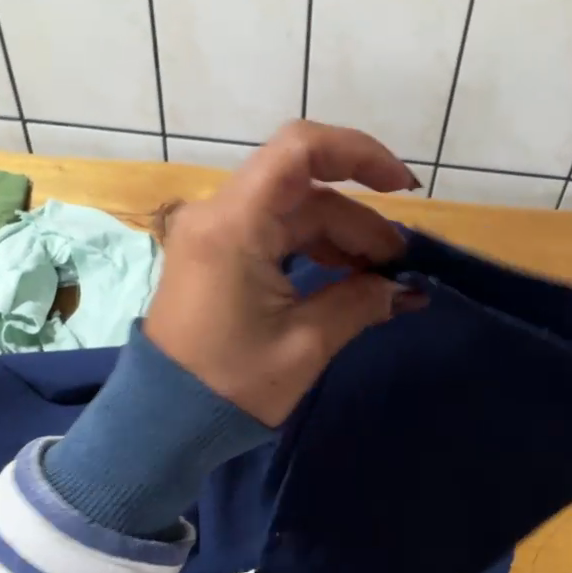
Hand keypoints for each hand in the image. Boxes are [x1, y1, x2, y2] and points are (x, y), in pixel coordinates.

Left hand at [144, 120, 425, 426]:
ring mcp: (212, 233)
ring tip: (380, 279)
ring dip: (340, 237)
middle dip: (359, 221)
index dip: (361, 155)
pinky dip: (312, 250)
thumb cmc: (232, 386)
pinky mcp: (214, 256)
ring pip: (291, 212)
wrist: (165, 422)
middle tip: (400, 269)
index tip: (404, 190)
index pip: (301, 150)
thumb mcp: (305, 345)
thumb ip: (360, 303)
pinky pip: (272, 234)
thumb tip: (406, 289)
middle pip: (304, 190)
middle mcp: (218, 214)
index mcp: (234, 225)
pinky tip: (346, 278)